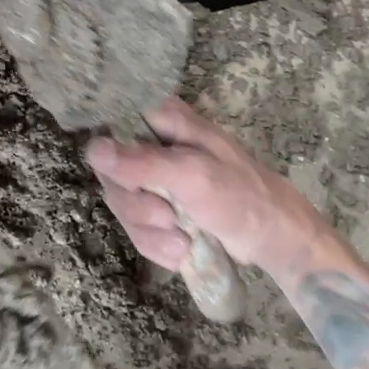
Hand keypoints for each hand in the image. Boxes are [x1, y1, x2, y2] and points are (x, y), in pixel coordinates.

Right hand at [85, 97, 327, 276]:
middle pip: (110, 172)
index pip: (109, 126)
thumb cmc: (241, 196)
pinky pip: (135, 227)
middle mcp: (150, 143)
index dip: (111, 158)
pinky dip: (157, 245)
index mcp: (160, 119)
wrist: (274, 239)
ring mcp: (153, 178)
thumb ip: (141, 163)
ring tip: (182, 239)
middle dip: (137, 205)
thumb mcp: (192, 176)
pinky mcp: (158, 208)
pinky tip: (181, 249)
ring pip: (121, 203)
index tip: (133, 183)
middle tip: (167, 217)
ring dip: (149, 230)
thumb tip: (93, 149)